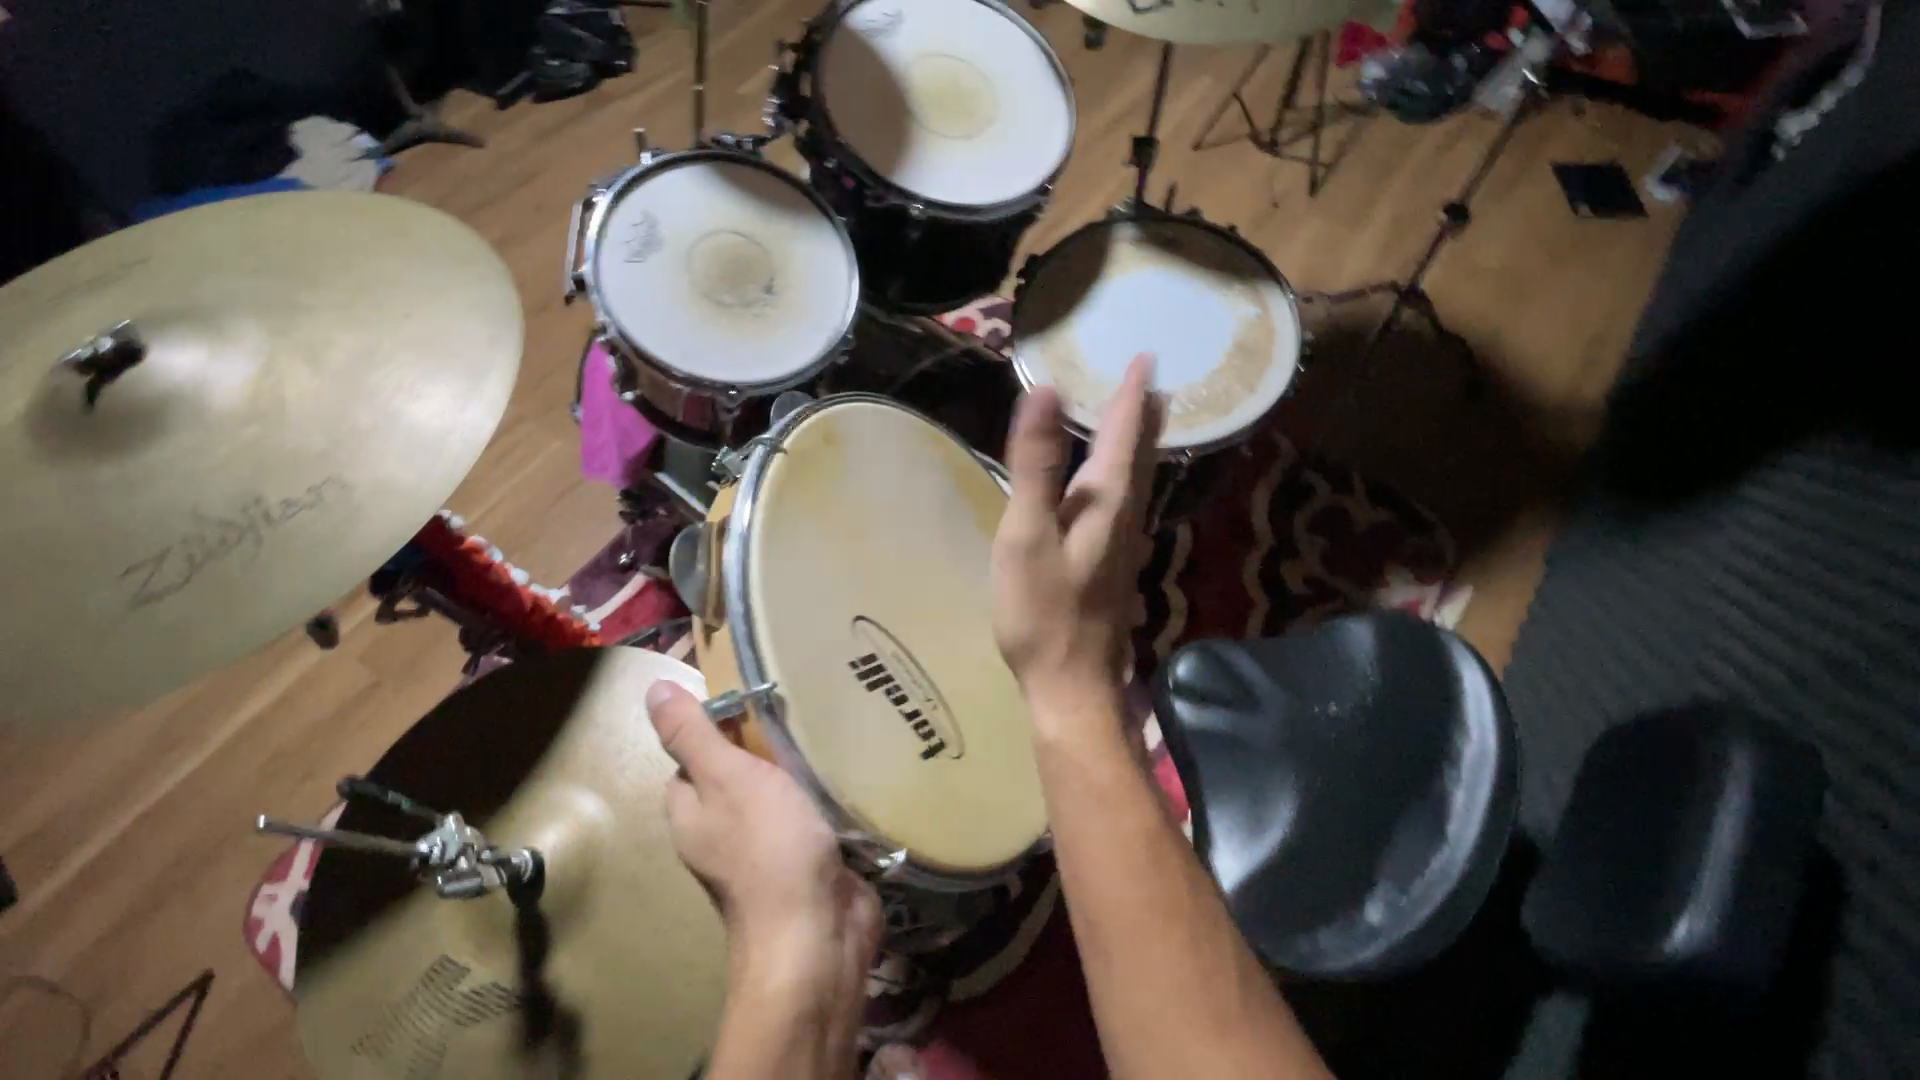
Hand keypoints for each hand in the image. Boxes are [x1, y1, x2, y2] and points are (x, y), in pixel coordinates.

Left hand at [645, 681, 879, 1059]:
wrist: (817, 932)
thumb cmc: (767, 848)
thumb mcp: (726, 778)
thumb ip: (693, 734)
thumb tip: (653, 688)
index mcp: (692, 813)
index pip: (692, 758)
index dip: (716, 726)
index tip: (753, 696)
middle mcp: (723, 833)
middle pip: (739, 773)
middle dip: (767, 744)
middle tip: (802, 706)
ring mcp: (768, 850)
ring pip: (780, 794)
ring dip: (802, 769)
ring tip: (830, 729)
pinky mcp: (808, 860)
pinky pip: (813, 816)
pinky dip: (827, 795)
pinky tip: (849, 772)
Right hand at [991, 353, 1161, 711]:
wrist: (1071, 685)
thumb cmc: (1043, 611)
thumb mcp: (1027, 533)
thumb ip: (1036, 464)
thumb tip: (1047, 391)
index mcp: (1107, 501)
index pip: (1124, 433)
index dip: (1132, 393)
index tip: (1146, 355)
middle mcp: (1127, 518)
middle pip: (1141, 455)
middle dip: (1146, 415)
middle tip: (1153, 380)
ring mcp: (1124, 547)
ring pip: (1139, 482)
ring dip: (1141, 446)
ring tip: (1142, 420)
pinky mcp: (1113, 569)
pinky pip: (1126, 505)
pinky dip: (1125, 478)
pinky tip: (1115, 487)